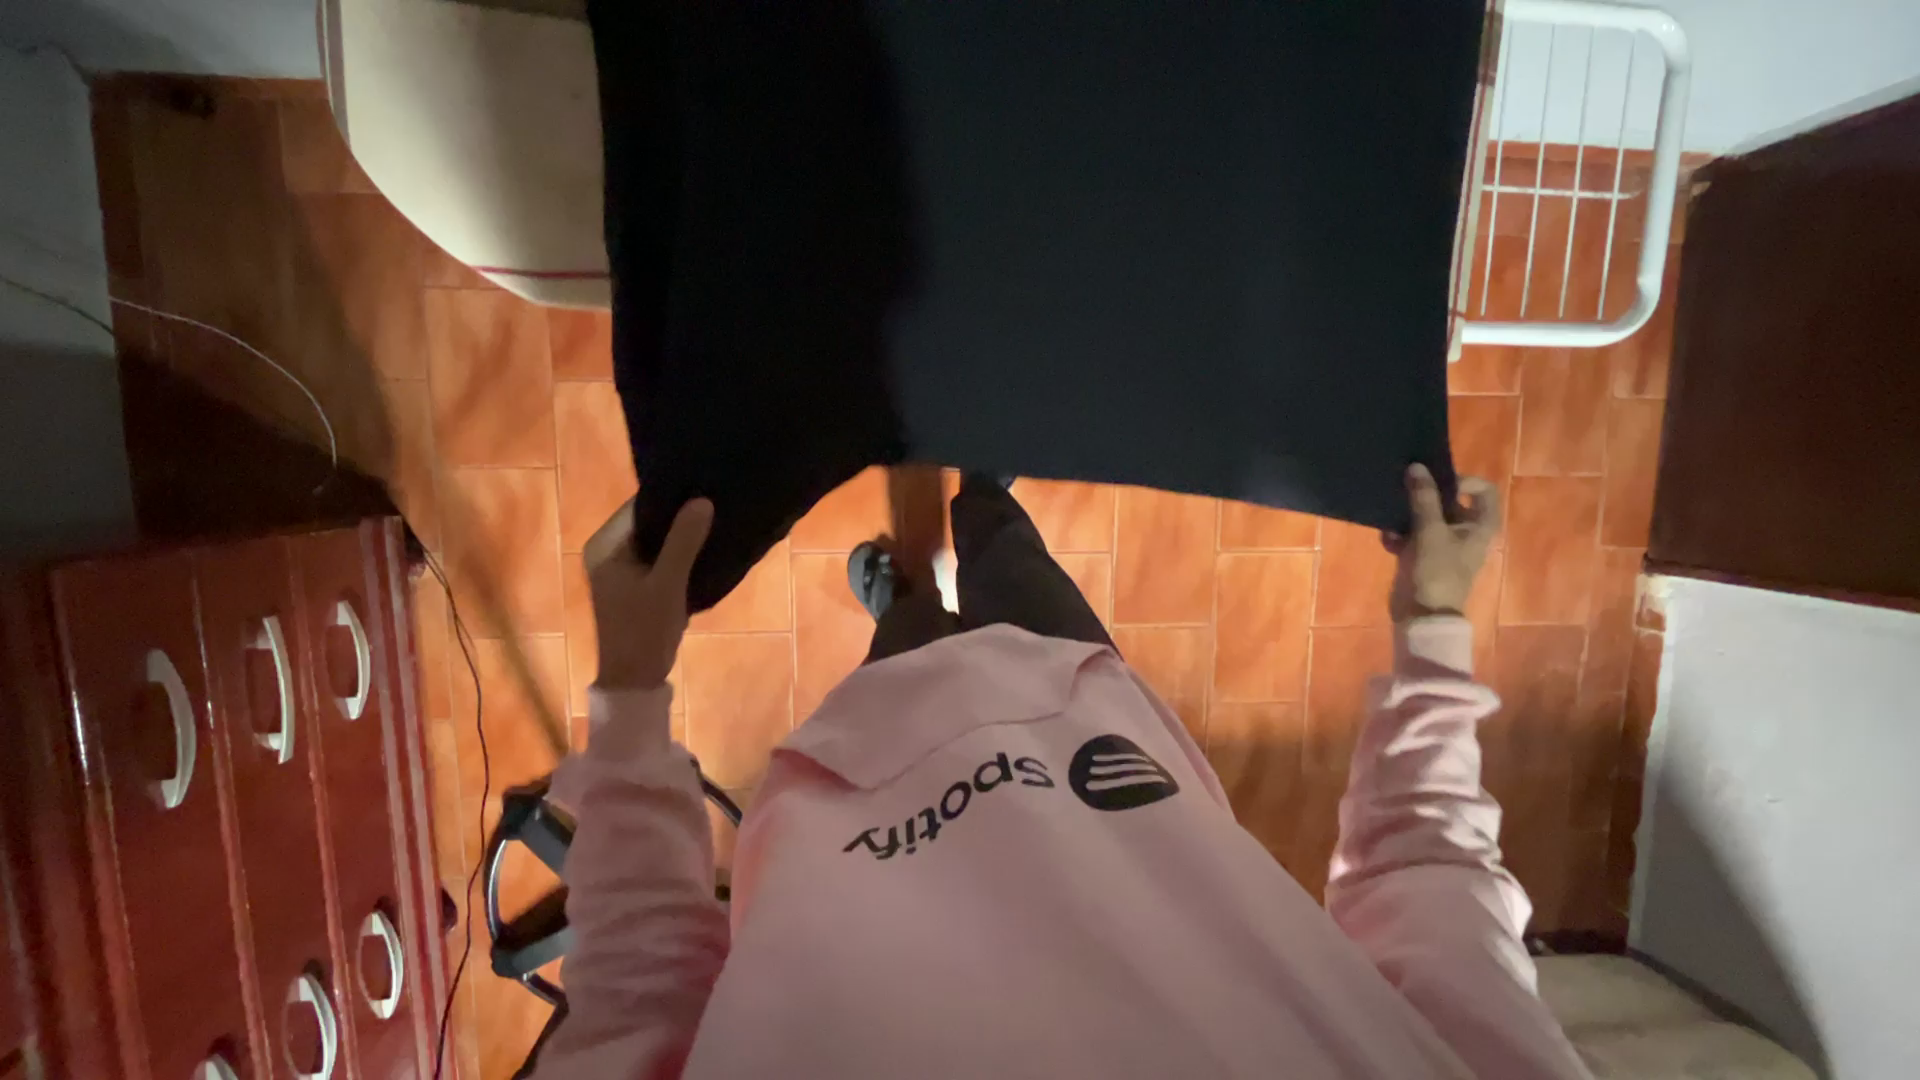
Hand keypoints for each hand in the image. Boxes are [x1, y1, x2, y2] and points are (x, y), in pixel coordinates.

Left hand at [582, 496, 714, 691]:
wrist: (634, 678)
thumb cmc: (644, 629)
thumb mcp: (667, 583)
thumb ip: (684, 542)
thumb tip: (703, 500)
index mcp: (605, 545)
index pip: (639, 505)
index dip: (671, 496)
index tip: (704, 486)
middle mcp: (608, 550)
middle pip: (648, 521)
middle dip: (679, 515)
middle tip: (716, 502)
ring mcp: (621, 568)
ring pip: (657, 539)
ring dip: (682, 534)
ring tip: (715, 521)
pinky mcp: (635, 583)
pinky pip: (660, 556)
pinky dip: (679, 552)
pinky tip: (705, 548)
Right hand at [1387, 465, 1498, 621]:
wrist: (1423, 615)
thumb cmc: (1436, 571)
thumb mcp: (1430, 531)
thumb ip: (1423, 498)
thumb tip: (1416, 467)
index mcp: (1481, 525)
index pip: (1482, 489)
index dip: (1460, 481)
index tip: (1436, 486)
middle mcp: (1467, 532)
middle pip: (1449, 502)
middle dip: (1424, 498)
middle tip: (1405, 495)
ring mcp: (1445, 545)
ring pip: (1426, 517)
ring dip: (1407, 516)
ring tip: (1391, 520)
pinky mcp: (1424, 557)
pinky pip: (1412, 536)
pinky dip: (1400, 535)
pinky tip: (1387, 540)